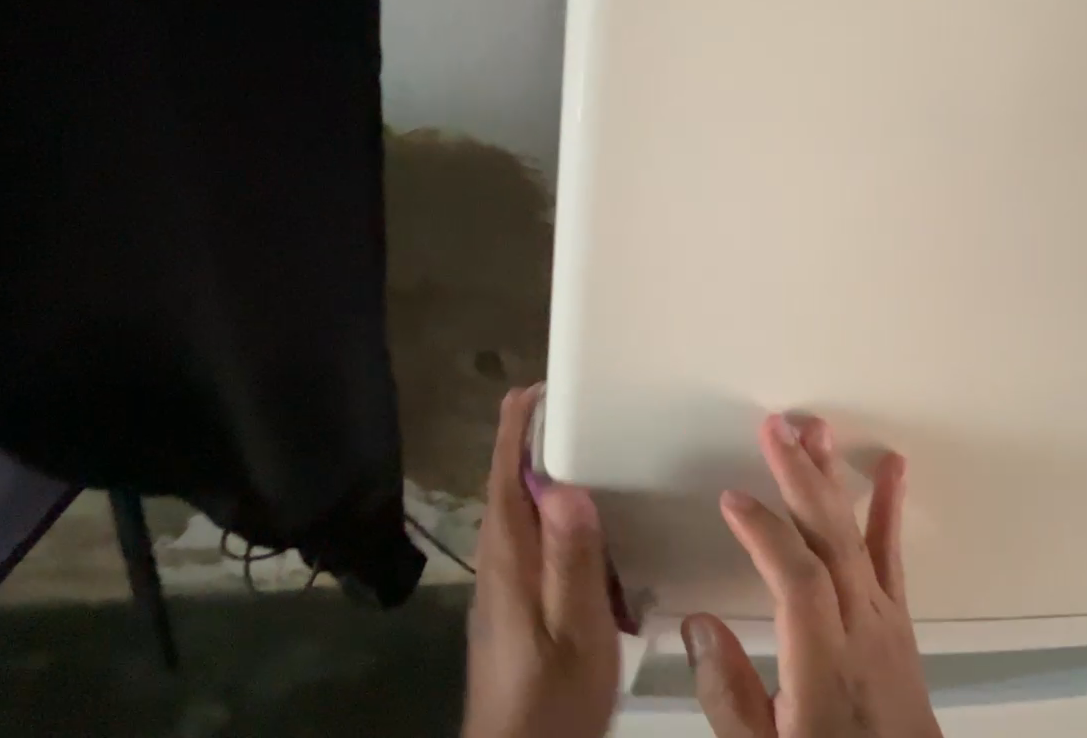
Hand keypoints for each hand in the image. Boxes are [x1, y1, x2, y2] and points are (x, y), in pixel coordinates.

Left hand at [463, 386, 620, 737]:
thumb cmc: (551, 698)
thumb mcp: (575, 629)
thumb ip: (570, 559)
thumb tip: (564, 485)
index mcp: (510, 558)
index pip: (504, 476)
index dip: (516, 429)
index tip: (537, 388)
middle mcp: (498, 563)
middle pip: (506, 485)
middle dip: (529, 440)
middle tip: (571, 405)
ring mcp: (502, 586)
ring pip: (517, 511)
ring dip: (541, 473)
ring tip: (584, 449)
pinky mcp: (514, 604)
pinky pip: (530, 538)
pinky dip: (552, 511)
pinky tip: (587, 523)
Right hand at [684, 415, 940, 737]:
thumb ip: (728, 694)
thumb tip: (698, 625)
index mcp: (824, 665)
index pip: (797, 578)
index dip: (764, 531)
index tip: (732, 499)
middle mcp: (860, 630)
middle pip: (832, 538)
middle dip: (801, 477)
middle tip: (777, 428)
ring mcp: (884, 619)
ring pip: (859, 535)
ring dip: (835, 478)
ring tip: (819, 430)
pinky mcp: (897, 618)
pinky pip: (891, 552)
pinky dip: (889, 505)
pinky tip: (892, 468)